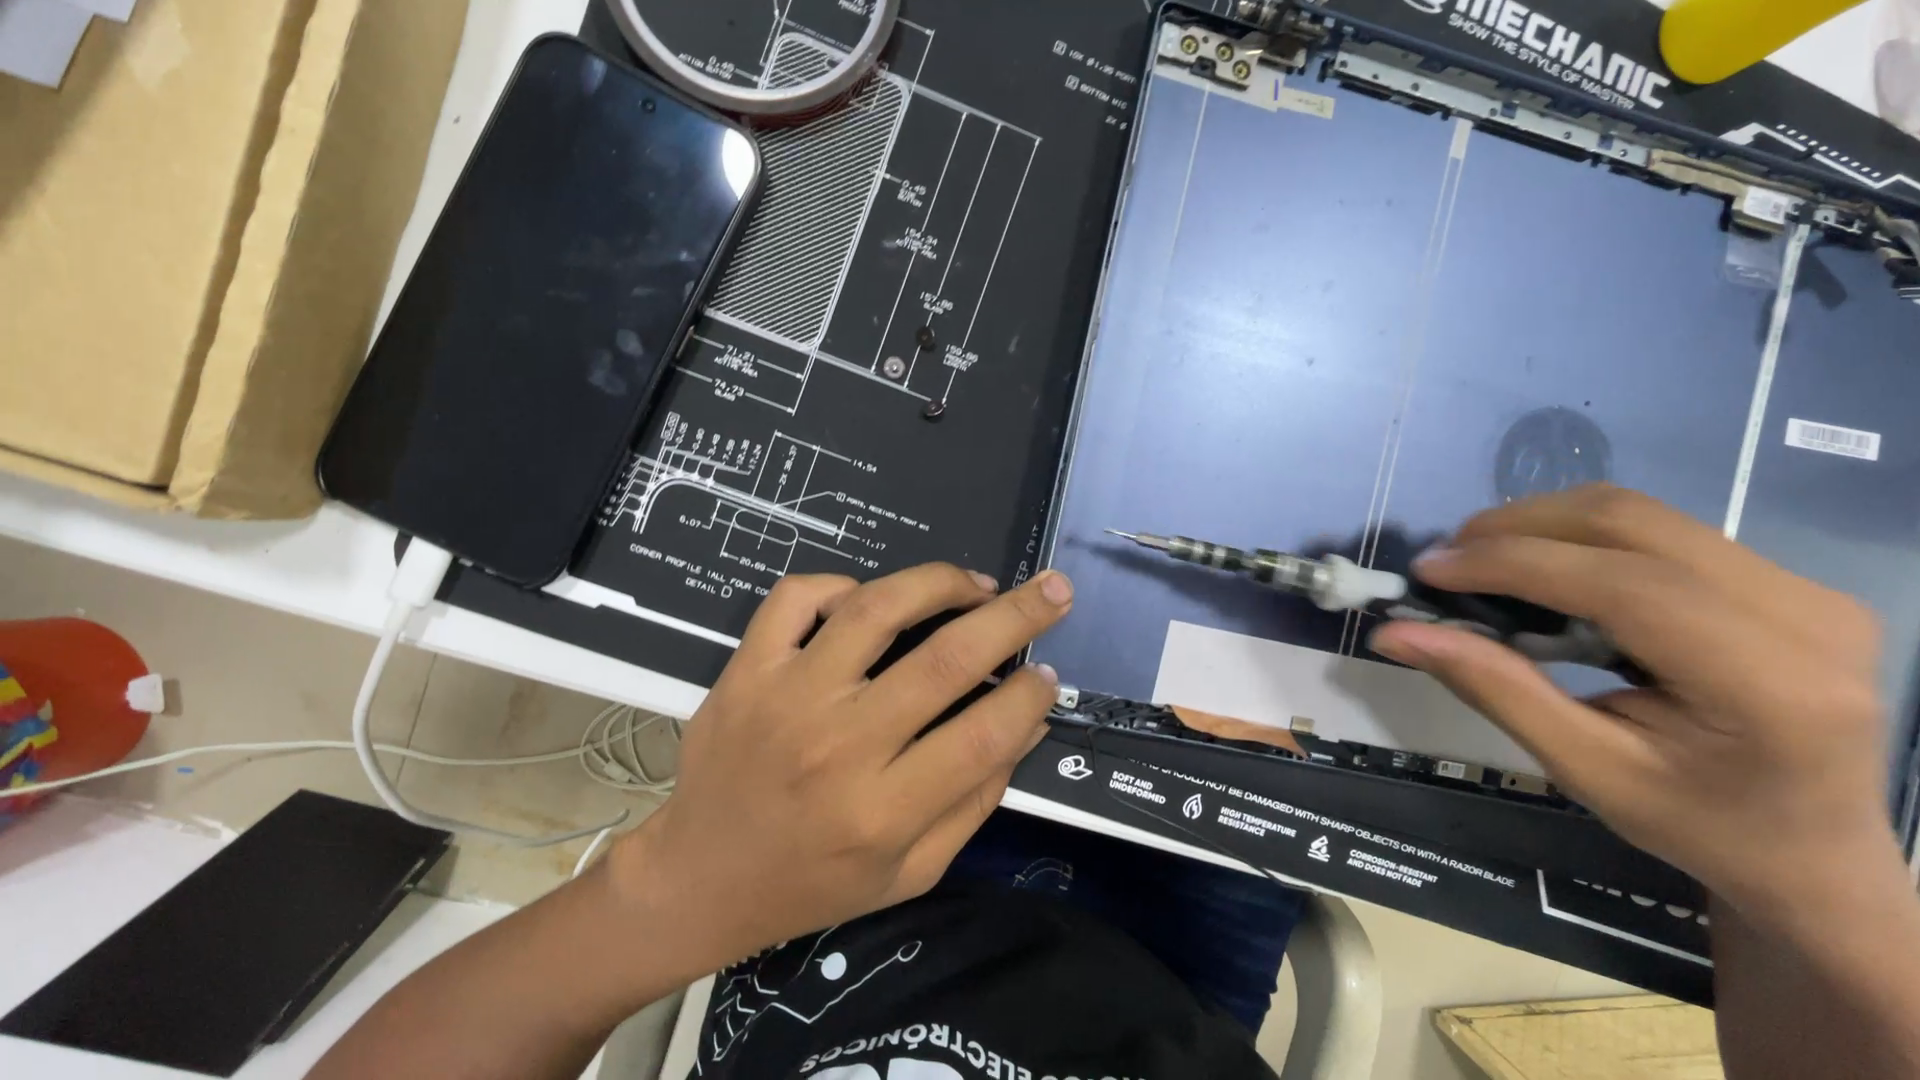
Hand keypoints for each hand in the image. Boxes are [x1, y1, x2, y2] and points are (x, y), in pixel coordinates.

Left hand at [607, 564, 1073, 967]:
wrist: (699, 879)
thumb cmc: (813, 883)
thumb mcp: (911, 872)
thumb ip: (974, 801)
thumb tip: (1027, 722)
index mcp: (884, 810)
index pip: (982, 735)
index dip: (1028, 696)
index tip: (1048, 674)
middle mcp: (839, 746)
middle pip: (945, 661)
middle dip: (1016, 617)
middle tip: (1053, 590)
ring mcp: (786, 698)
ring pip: (875, 610)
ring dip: (939, 584)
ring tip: (975, 584)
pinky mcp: (746, 671)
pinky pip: (796, 598)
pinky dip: (841, 585)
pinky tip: (870, 598)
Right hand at [1368, 486, 1895, 927]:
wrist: (1817, 852)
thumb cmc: (1701, 828)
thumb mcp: (1586, 771)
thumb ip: (1496, 690)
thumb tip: (1396, 633)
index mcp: (1771, 684)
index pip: (1625, 585)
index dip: (1514, 563)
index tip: (1428, 569)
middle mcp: (1805, 615)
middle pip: (1633, 524)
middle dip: (1519, 527)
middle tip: (1446, 560)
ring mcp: (1806, 588)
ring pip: (1643, 516)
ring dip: (1545, 527)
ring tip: (1482, 564)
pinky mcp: (1788, 580)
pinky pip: (1661, 533)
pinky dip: (1581, 540)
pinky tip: (1542, 574)